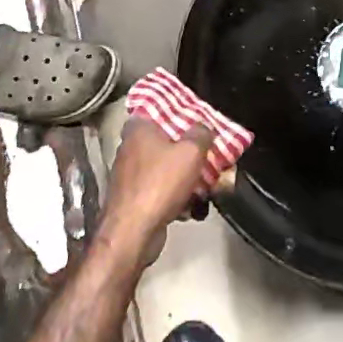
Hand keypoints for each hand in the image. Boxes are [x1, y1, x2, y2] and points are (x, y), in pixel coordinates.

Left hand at [101, 118, 214, 263]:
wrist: (133, 231)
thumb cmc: (160, 183)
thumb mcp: (191, 152)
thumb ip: (202, 134)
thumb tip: (204, 128)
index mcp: (139, 128)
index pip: (162, 110)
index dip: (183, 115)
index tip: (201, 123)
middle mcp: (130, 147)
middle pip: (168, 142)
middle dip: (191, 152)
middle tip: (211, 158)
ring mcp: (130, 174)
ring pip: (167, 168)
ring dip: (188, 178)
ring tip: (209, 187)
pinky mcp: (134, 197)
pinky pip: (162, 190)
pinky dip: (177, 197)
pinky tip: (193, 208)